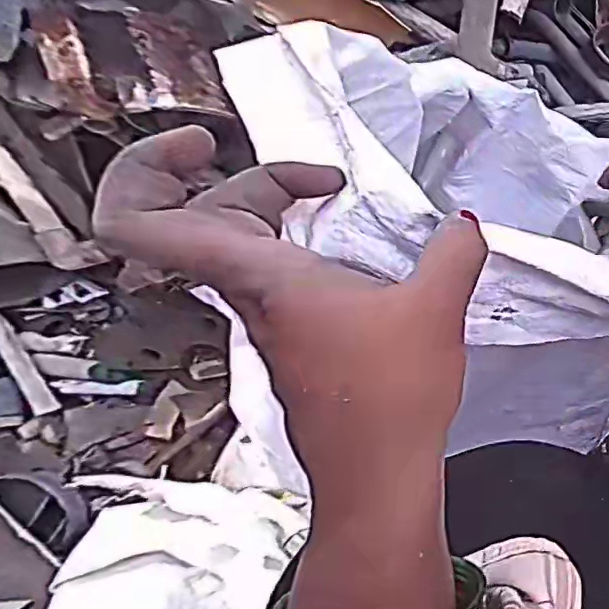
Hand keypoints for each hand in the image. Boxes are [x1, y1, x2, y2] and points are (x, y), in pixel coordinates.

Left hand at [93, 126, 486, 505]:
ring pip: (237, 249)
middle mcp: (252, 297)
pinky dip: (300, 246)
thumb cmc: (389, 395)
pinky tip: (352, 255)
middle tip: (316, 175)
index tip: (207, 142)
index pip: (144, 218)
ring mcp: (273, 322)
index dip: (147, 166)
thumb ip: (453, 254)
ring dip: (273, 211)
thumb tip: (464, 222)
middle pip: (198, 220)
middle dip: (247, 179)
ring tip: (334, 201)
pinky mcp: (301, 341)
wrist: (378, 466)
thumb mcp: (435, 310)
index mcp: (263, 281)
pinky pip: (275, 276)